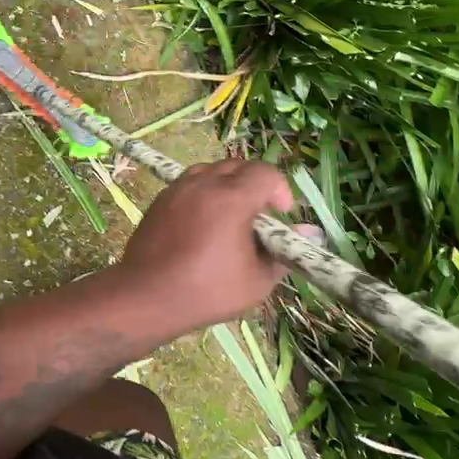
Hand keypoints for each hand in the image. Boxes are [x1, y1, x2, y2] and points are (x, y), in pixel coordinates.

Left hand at [117, 159, 296, 328]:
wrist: (148, 293)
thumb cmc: (208, 290)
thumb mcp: (258, 279)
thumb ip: (285, 251)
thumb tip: (311, 231)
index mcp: (230, 198)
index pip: (264, 172)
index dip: (280, 189)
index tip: (281, 215)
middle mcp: (202, 183)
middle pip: (237, 166)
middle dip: (255, 184)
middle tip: (260, 217)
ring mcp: (177, 188)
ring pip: (210, 170)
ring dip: (228, 185)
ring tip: (233, 218)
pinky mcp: (160, 198)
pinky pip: (189, 183)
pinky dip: (205, 193)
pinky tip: (206, 223)